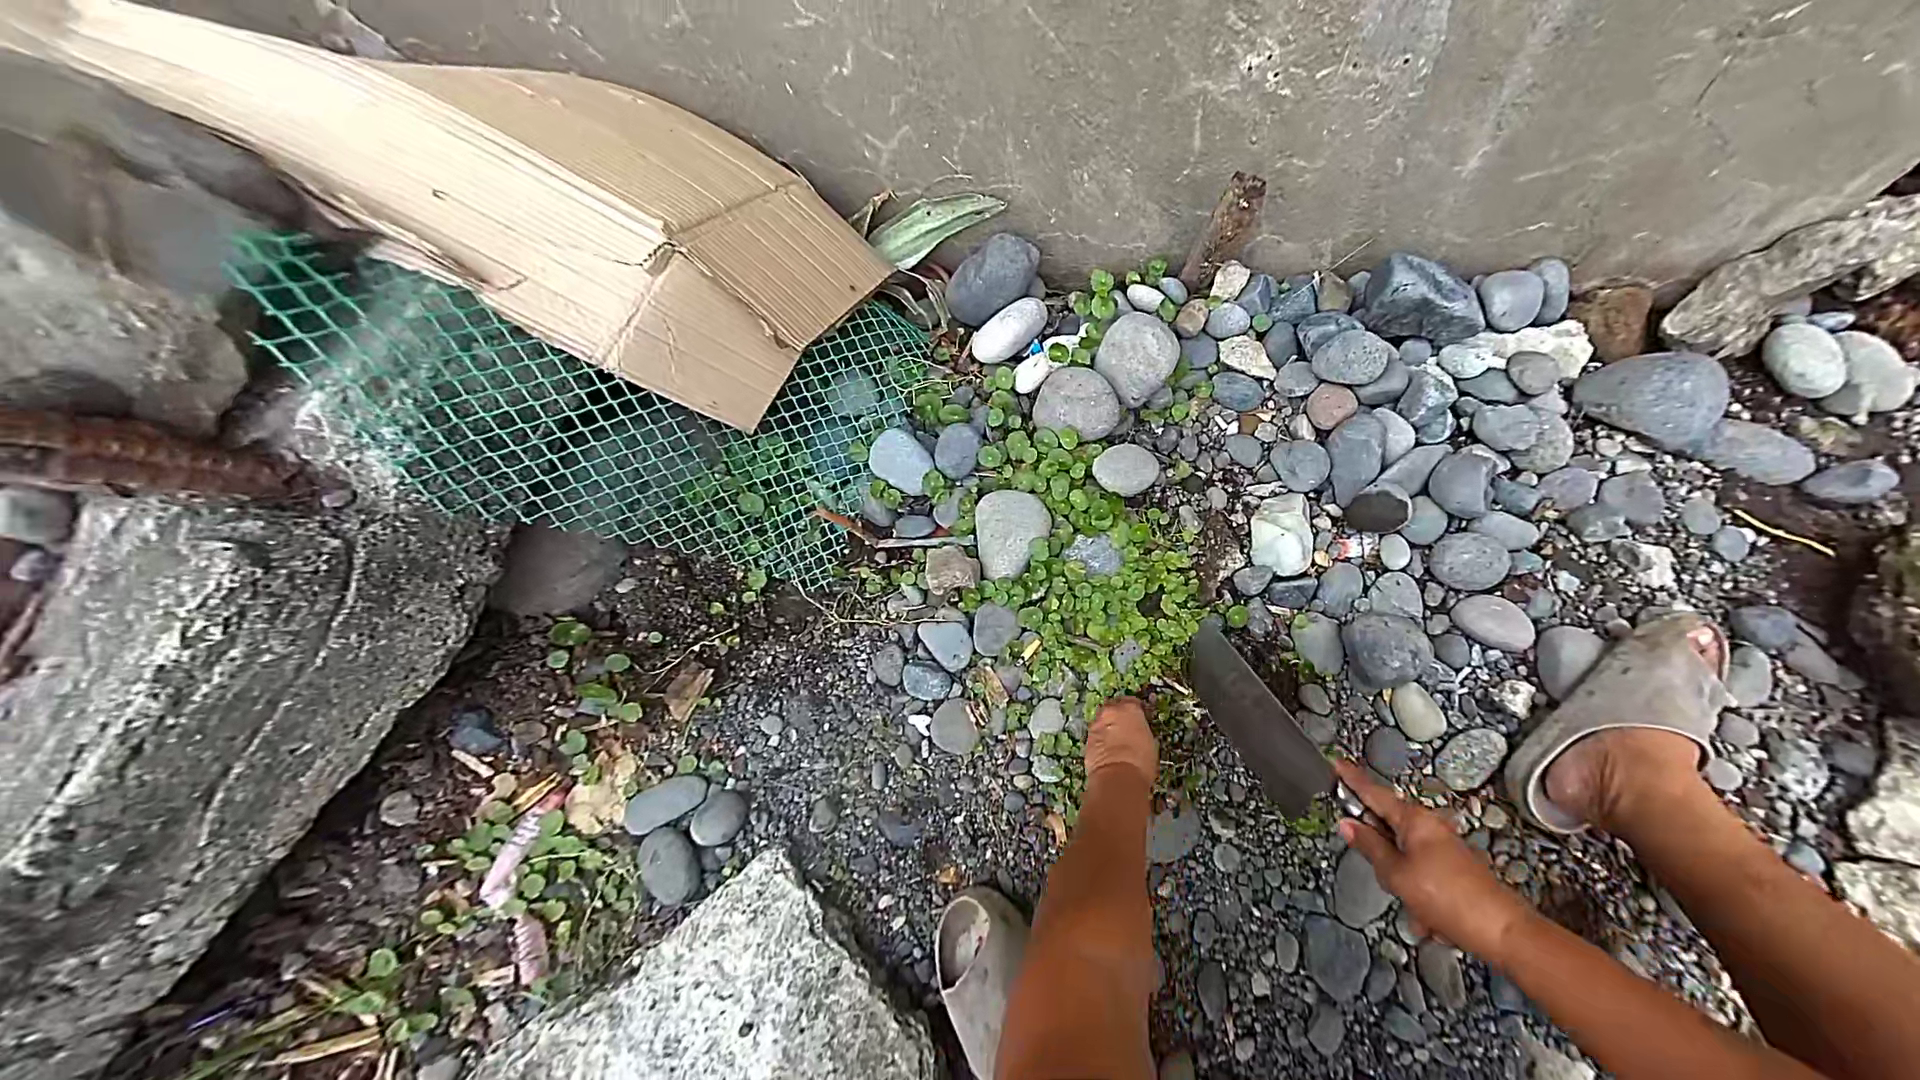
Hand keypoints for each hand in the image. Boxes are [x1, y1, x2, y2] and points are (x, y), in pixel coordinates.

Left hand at [1084, 696, 1157, 784]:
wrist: (1117, 779)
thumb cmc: (1141, 762)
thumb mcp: (1150, 743)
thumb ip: (1142, 730)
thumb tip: (1138, 732)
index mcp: (1129, 709)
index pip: (1133, 702)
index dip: (1137, 711)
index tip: (1141, 718)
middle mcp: (1110, 712)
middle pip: (1114, 707)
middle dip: (1119, 715)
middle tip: (1127, 727)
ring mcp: (1096, 724)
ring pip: (1103, 720)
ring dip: (1108, 726)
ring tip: (1117, 740)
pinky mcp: (1087, 739)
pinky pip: (1096, 734)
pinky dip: (1101, 738)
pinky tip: (1108, 749)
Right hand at [1333, 758, 1533, 960]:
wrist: (1507, 935)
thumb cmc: (1454, 900)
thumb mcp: (1395, 873)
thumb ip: (1368, 845)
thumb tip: (1348, 826)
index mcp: (1415, 820)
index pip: (1373, 792)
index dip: (1352, 779)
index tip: (1337, 764)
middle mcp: (1431, 828)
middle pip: (1386, 828)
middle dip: (1380, 854)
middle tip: (1381, 872)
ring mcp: (1445, 848)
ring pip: (1403, 858)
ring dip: (1402, 883)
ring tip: (1416, 907)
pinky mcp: (1454, 870)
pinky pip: (1422, 876)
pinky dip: (1420, 896)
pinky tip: (1430, 919)